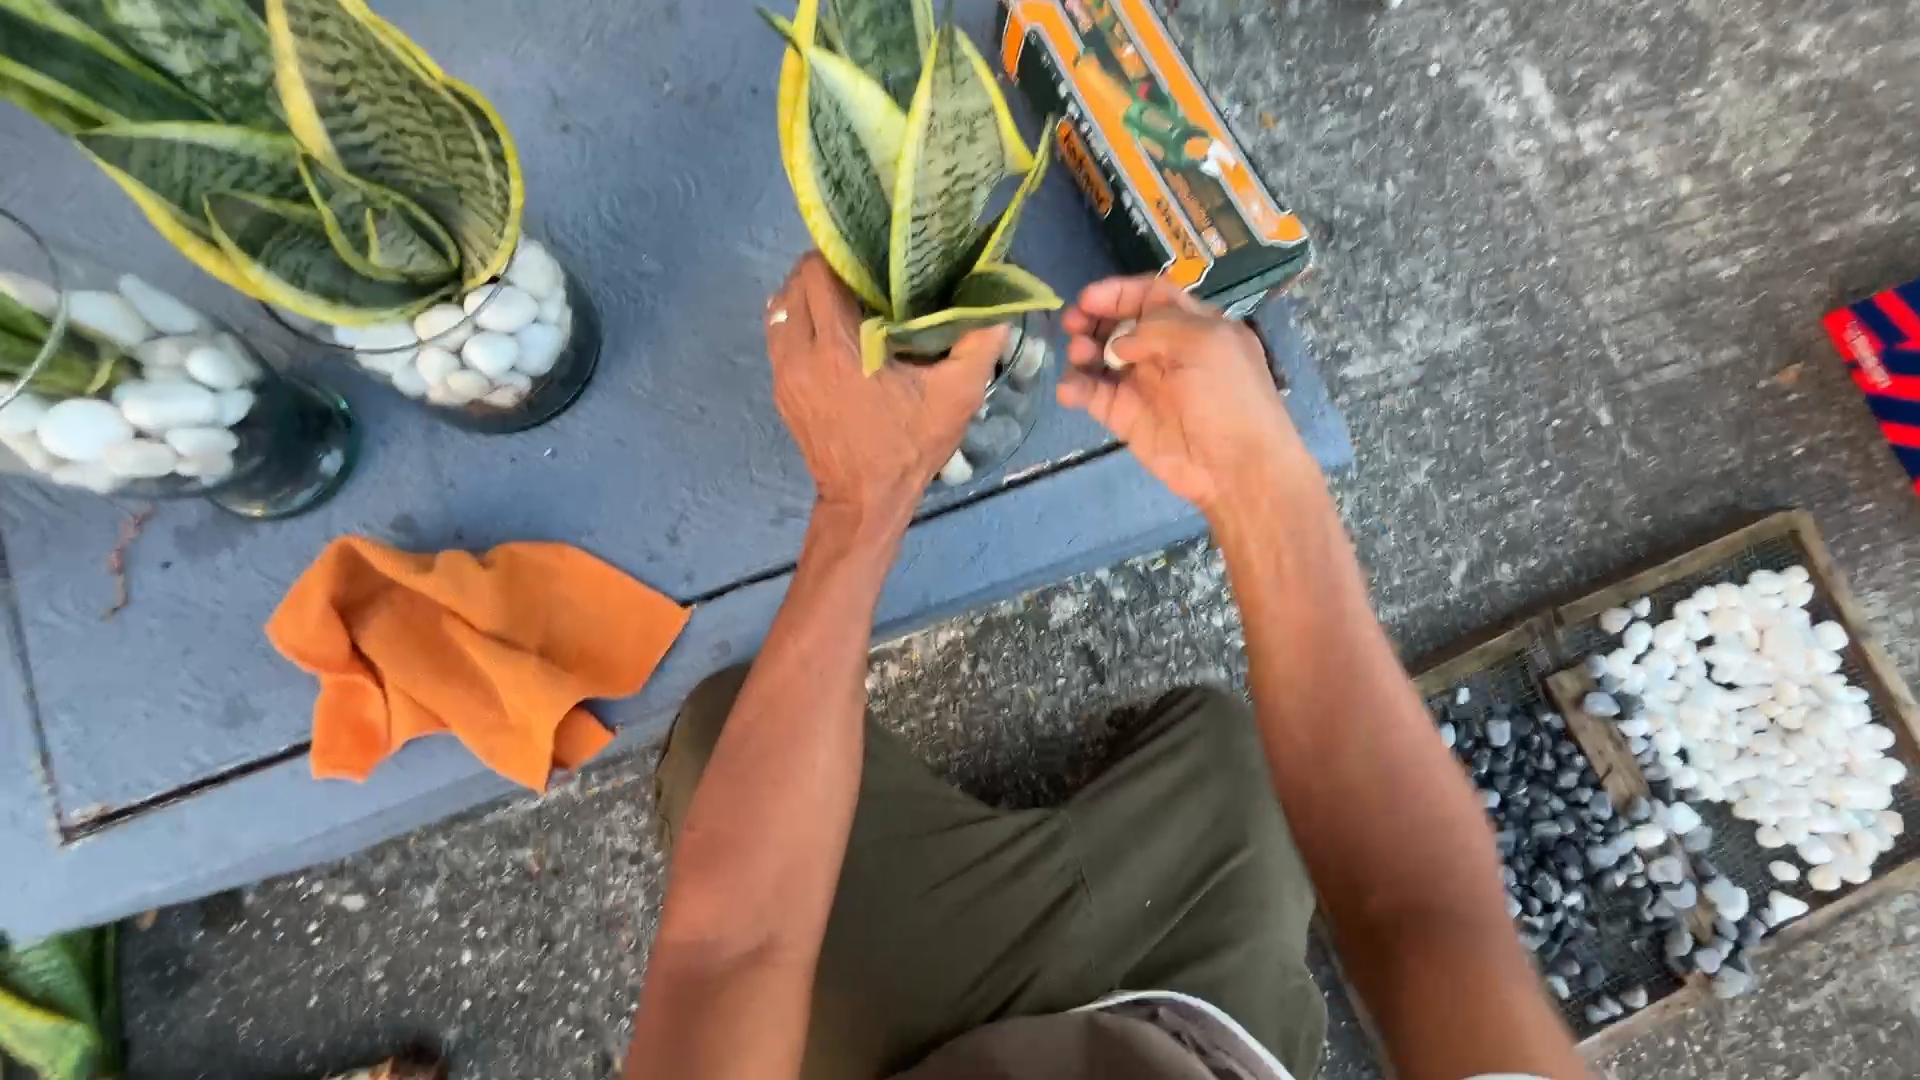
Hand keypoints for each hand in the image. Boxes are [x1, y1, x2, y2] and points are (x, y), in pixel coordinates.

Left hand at [767, 254, 1003, 525]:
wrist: (866, 499)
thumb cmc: (911, 446)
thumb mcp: (957, 395)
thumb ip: (980, 342)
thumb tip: (999, 299)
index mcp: (839, 349)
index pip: (817, 273)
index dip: (843, 258)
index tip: (872, 264)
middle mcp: (800, 355)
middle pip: (794, 284)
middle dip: (825, 274)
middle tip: (862, 282)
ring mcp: (784, 374)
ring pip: (780, 309)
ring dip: (807, 298)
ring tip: (845, 306)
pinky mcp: (779, 390)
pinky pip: (778, 337)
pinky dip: (799, 324)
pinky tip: (831, 337)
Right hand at [1058, 275, 1312, 514]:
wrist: (1233, 466)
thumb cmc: (1230, 397)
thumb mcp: (1207, 344)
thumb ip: (1159, 328)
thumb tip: (1119, 342)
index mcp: (1192, 327)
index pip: (1150, 297)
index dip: (1119, 293)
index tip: (1089, 298)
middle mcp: (1164, 352)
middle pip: (1119, 324)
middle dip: (1093, 319)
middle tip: (1073, 323)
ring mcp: (1141, 384)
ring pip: (1100, 357)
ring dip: (1082, 350)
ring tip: (1078, 354)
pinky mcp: (1124, 416)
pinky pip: (1092, 394)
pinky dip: (1075, 388)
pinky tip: (1069, 389)